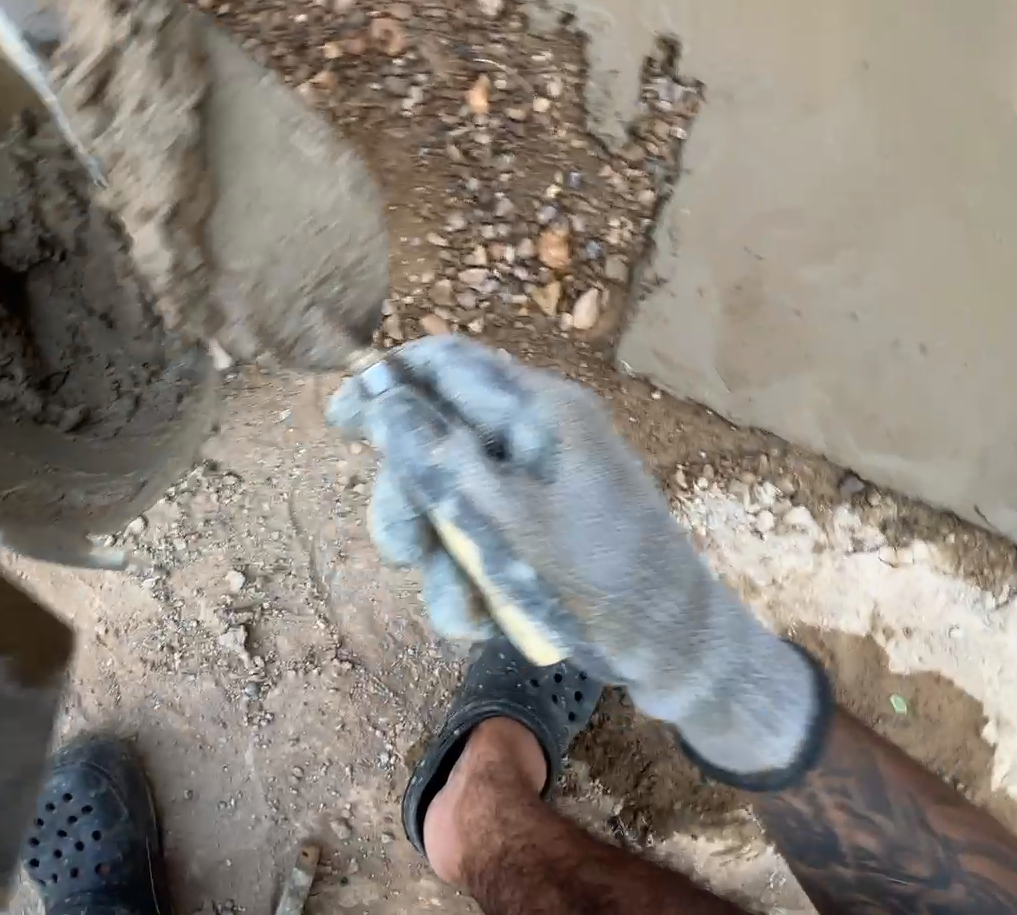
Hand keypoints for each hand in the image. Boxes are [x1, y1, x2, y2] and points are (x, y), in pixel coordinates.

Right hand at [328, 336, 826, 781]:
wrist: (676, 651)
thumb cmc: (598, 578)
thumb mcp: (504, 518)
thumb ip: (437, 455)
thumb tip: (382, 397)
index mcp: (536, 410)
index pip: (446, 364)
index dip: (386, 383)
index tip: (340, 421)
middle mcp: (531, 437)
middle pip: (438, 441)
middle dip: (410, 501)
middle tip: (403, 553)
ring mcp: (535, 483)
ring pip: (451, 499)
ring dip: (441, 557)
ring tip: (462, 611)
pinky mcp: (536, 527)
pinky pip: (479, 536)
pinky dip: (471, 577)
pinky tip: (485, 618)